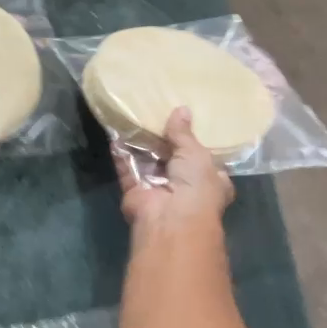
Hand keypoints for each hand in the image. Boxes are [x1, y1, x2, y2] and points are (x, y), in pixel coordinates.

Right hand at [117, 107, 233, 231]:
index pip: (205, 159)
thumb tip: (181, 109)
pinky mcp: (134, 189)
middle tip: (155, 114)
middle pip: (172, 157)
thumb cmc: (196, 186)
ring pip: (147, 161)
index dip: (196, 142)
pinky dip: (121, 153)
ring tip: (133, 118)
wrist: (170, 218)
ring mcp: (158, 187)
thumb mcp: (196, 154)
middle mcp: (184, 185)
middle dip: (164, 140)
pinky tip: (115, 135)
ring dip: (140, 143)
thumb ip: (184, 134)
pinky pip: (126, 167)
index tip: (187, 123)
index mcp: (211, 180)